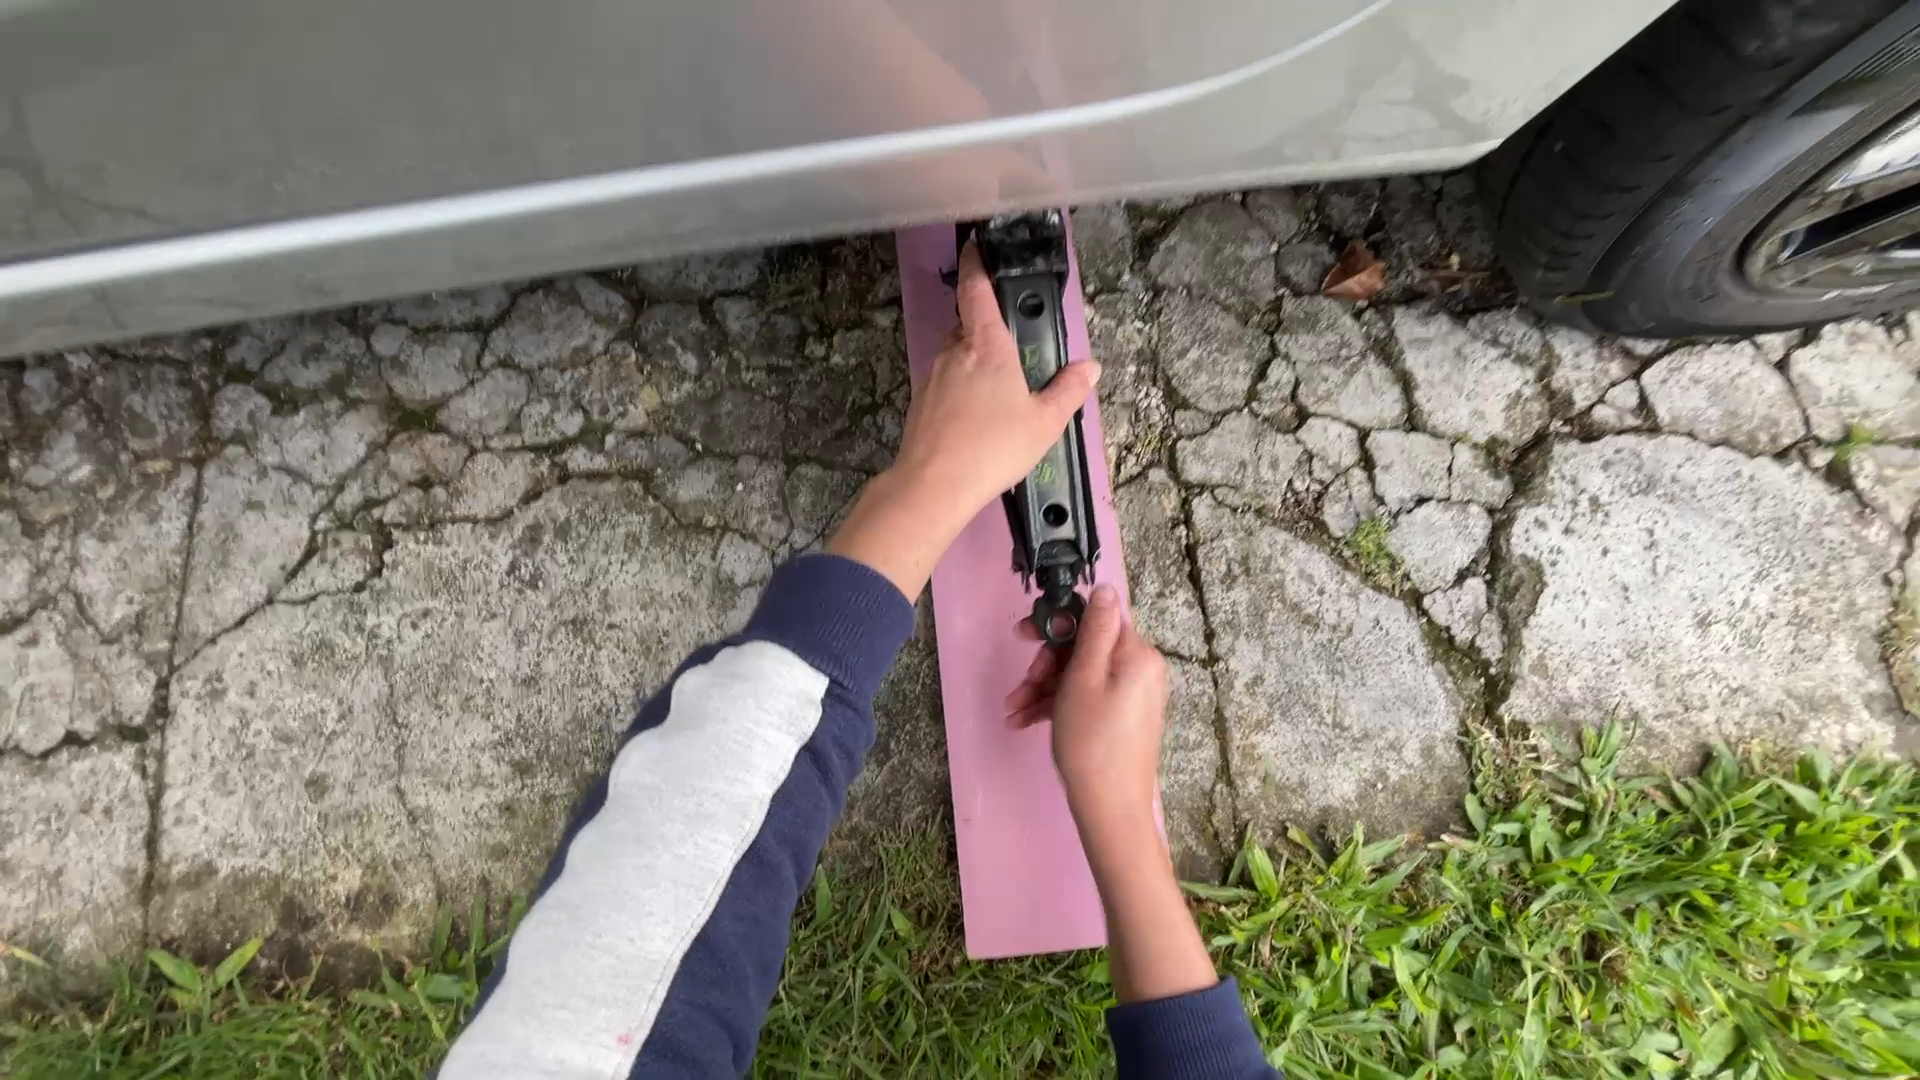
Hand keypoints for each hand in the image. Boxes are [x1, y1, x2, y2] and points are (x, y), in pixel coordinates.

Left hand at [891, 241, 1101, 517]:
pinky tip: (973, 418)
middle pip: (967, 325)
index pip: (977, 290)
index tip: (977, 247)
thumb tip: (1090, 368)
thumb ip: (1068, 391)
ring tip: (996, 392)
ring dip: (972, 363)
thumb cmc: (993, 448)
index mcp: (986, 346)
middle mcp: (953, 352)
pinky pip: (943, 384)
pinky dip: (958, 390)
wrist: (934, 485)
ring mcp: (931, 378)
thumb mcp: (1044, 422)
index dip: (976, 264)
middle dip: (985, 328)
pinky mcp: (919, 404)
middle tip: (1010, 348)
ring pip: (954, 356)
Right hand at [1006, 584, 1167, 847]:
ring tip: (1014, 710)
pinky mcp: (1121, 717)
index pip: (1095, 618)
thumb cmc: (1091, 741)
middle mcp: (1140, 669)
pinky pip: (1086, 696)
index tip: (1026, 636)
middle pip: (1084, 647)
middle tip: (1022, 683)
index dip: (1058, 624)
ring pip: (1079, 674)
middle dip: (1046, 664)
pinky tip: (1025, 720)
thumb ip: (1094, 629)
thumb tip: (1105, 587)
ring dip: (1043, 687)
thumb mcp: (1084, 678)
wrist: (1110, 810)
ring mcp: (1131, 695)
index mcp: (1137, 655)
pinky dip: (1057, 704)